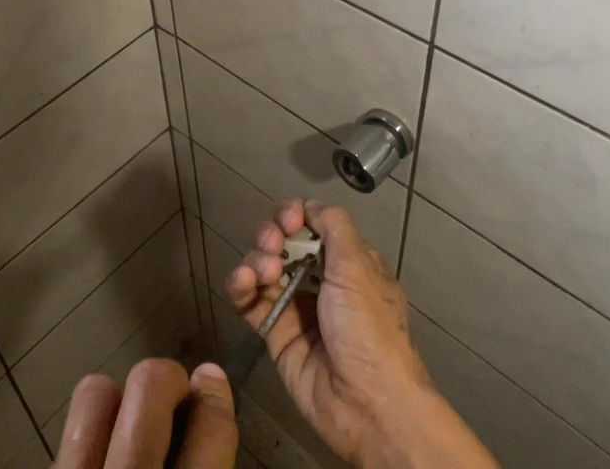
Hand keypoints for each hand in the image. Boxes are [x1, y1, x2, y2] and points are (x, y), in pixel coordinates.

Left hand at [51, 358, 237, 467]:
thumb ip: (207, 464)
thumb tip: (209, 412)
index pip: (210, 428)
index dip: (214, 397)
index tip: (210, 382)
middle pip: (149, 385)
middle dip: (167, 378)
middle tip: (174, 396)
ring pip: (96, 392)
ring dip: (117, 397)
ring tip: (127, 419)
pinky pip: (67, 432)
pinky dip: (89, 432)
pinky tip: (99, 452)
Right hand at [229, 199, 495, 468]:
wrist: (366, 403)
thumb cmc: (369, 329)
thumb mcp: (359, 267)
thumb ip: (334, 226)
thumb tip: (310, 205)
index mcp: (348, 262)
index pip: (313, 224)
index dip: (296, 216)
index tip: (289, 220)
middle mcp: (321, 280)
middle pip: (283, 242)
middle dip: (271, 235)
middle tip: (273, 246)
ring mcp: (295, 307)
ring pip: (263, 268)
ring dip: (256, 259)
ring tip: (263, 272)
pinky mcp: (273, 333)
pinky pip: (249, 301)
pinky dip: (240, 286)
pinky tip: (242, 283)